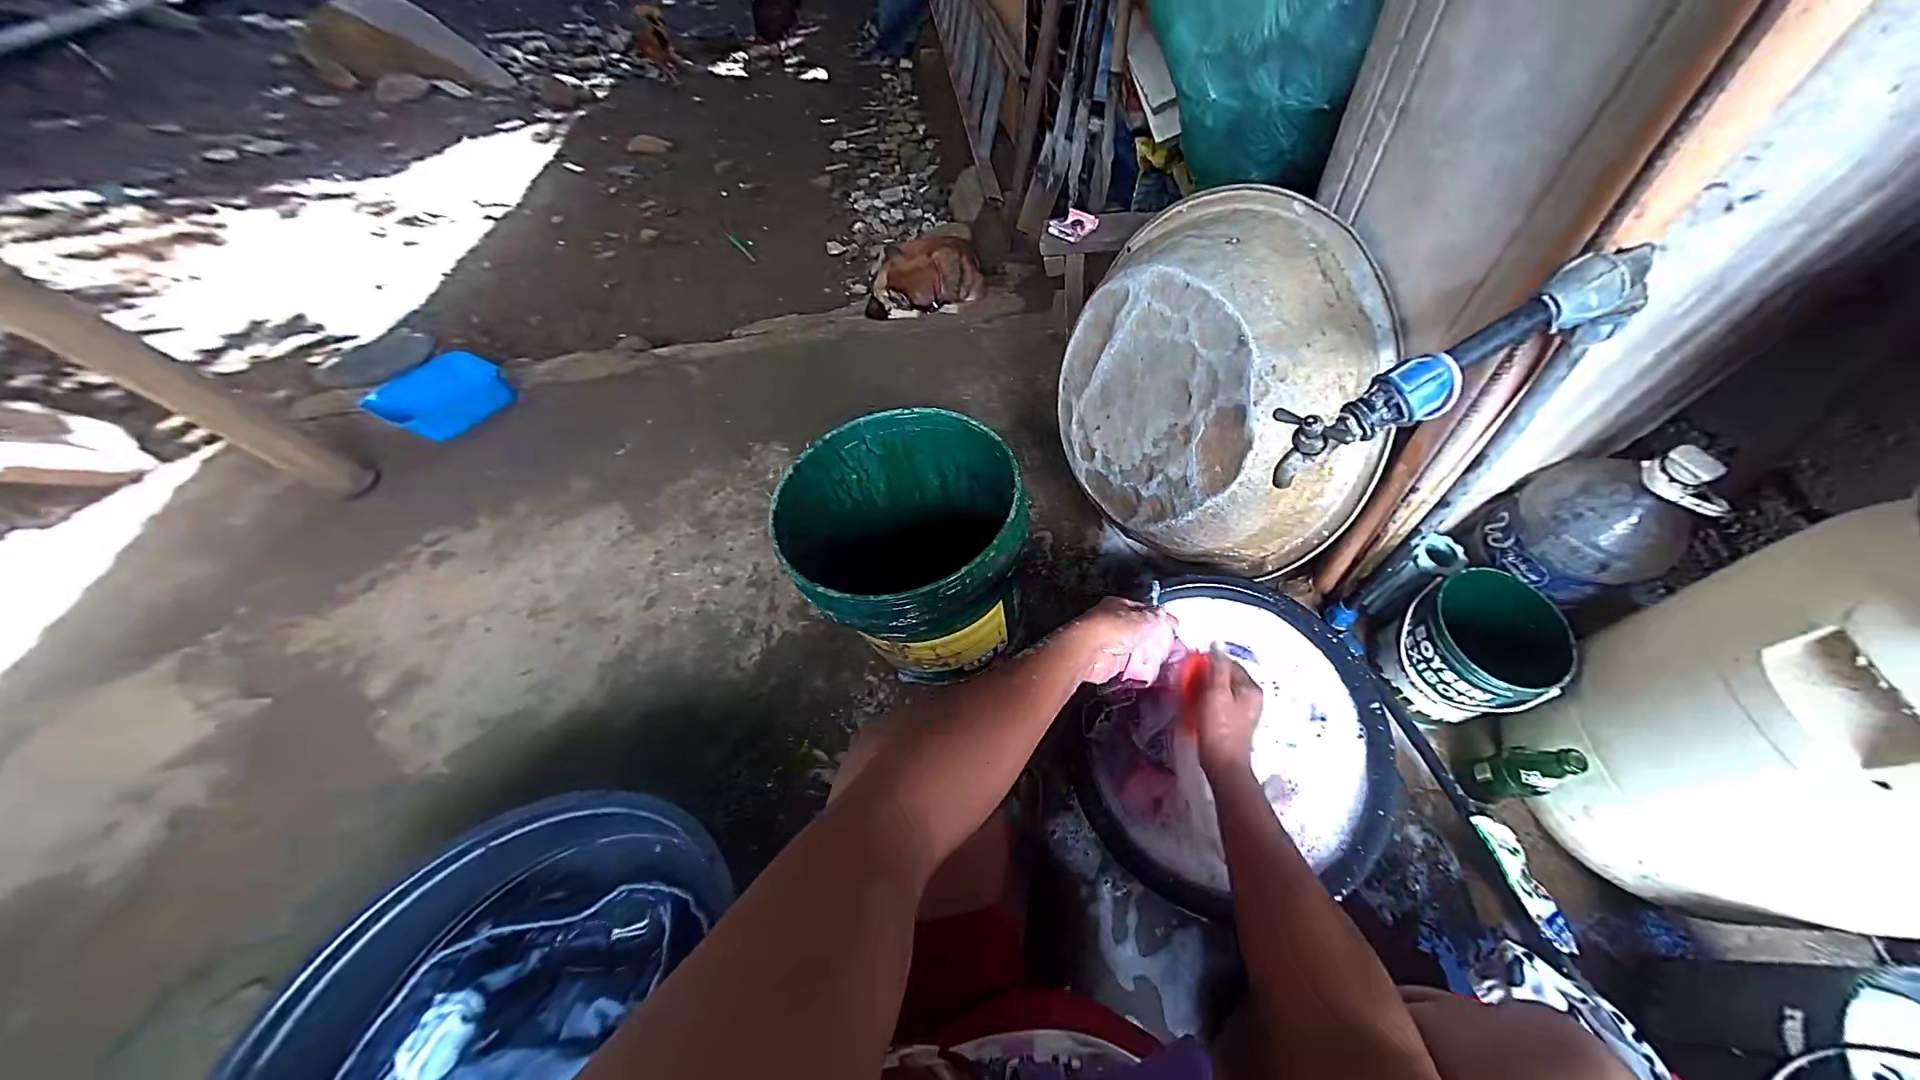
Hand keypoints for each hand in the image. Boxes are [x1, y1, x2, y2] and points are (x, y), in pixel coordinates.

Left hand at [1064, 597, 1176, 684]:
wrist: (1089, 651)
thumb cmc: (1109, 627)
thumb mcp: (1141, 618)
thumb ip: (1156, 617)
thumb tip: (1166, 616)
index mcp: (1119, 605)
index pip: (1143, 610)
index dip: (1159, 617)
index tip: (1172, 625)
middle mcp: (1113, 623)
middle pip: (1140, 631)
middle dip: (1155, 639)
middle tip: (1172, 645)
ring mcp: (1111, 643)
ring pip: (1136, 649)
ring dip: (1148, 655)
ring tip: (1166, 659)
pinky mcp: (1111, 662)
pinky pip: (1131, 666)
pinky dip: (1140, 668)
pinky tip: (1152, 670)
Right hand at [1193, 646, 1262, 776]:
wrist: (1223, 764)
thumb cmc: (1218, 728)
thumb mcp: (1215, 693)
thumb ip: (1217, 667)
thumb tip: (1217, 644)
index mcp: (1251, 688)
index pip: (1229, 663)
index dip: (1210, 662)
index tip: (1191, 666)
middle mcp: (1252, 697)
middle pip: (1227, 676)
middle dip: (1208, 675)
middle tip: (1188, 680)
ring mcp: (1245, 711)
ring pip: (1223, 690)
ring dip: (1206, 688)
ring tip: (1190, 692)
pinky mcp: (1235, 722)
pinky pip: (1221, 702)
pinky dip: (1209, 700)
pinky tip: (1197, 706)